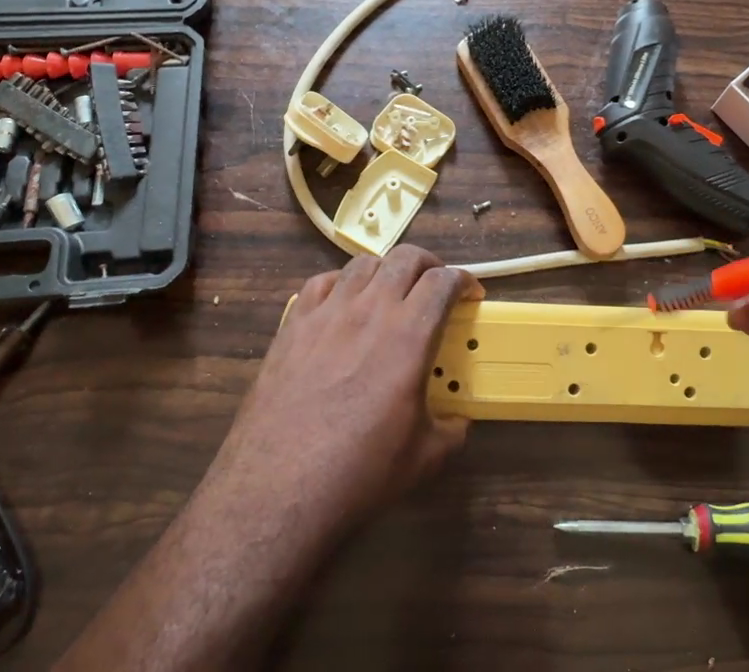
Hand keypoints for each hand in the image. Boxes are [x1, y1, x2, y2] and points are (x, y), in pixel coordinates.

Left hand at [208, 246, 480, 529]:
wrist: (278, 489)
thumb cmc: (359, 472)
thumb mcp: (424, 457)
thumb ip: (450, 430)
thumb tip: (457, 422)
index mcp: (409, 336)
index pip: (444, 282)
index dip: (464, 281)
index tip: (470, 295)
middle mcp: (369, 312)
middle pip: (405, 258)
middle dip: (429, 265)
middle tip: (435, 287)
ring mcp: (326, 315)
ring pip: (363, 265)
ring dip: (386, 271)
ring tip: (391, 293)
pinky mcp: (292, 327)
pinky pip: (320, 284)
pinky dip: (340, 285)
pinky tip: (343, 306)